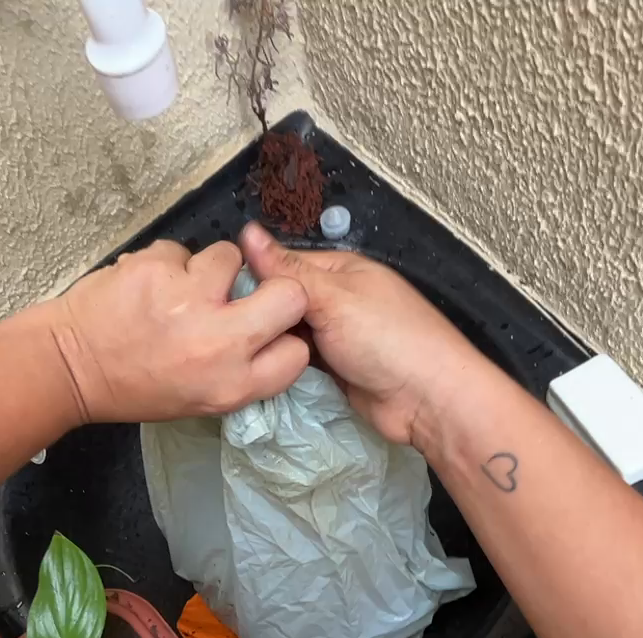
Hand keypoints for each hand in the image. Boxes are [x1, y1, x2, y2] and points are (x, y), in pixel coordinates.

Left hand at [30, 239, 310, 423]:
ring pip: (231, 258)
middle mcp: (220, 344)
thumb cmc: (135, 388)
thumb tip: (274, 330)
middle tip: (237, 296)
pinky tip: (147, 287)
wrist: (70, 365)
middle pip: (288, 295)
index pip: (297, 353)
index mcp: (231, 386)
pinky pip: (182, 251)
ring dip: (209, 269)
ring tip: (178, 292)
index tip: (264, 332)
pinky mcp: (158, 266)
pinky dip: (168, 265)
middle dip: (271, 289)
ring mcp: (189, 300)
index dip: (284, 337)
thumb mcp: (199, 400)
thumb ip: (240, 369)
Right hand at [240, 223, 501, 446]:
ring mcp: (337, 337)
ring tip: (228, 352)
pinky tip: (255, 370)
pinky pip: (299, 361)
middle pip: (285, 303)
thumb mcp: (332, 298)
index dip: (253, 278)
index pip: (285, 266)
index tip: (216, 297)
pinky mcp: (335, 370)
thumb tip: (247, 231)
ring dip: (269, 342)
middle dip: (258, 315)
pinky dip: (282, 364)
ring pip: (290, 335)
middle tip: (217, 331)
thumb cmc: (386, 339)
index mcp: (342, 271)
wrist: (425, 400)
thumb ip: (288, 271)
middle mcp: (338, 301)